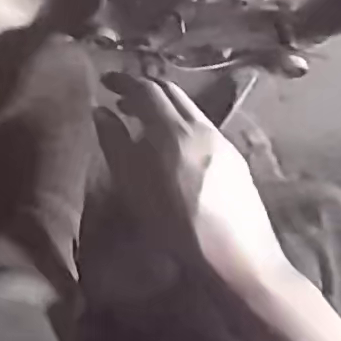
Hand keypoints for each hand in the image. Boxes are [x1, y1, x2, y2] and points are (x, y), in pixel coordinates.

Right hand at [98, 73, 292, 287]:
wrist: (239, 259)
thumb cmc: (176, 224)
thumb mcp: (133, 185)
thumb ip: (115, 143)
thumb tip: (101, 112)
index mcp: (173, 129)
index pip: (146, 89)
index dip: (123, 81)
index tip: (105, 81)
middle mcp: (200, 126)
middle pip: (171, 91)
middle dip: (144, 88)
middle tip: (121, 97)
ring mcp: (222, 141)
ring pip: (188, 108)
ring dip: (162, 105)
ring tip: (141, 121)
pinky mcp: (235, 158)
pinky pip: (200, 125)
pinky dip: (178, 122)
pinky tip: (170, 147)